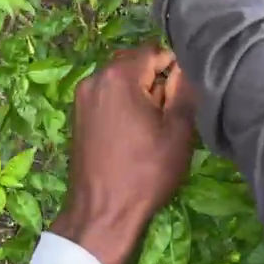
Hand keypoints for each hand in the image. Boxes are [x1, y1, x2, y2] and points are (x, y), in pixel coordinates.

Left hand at [51, 46, 198, 263]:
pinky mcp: (78, 114)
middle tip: (170, 111)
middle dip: (155, 78)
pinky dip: (123, 103)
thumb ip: (183, 92)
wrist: (102, 213)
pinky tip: (135, 131)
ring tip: (154, 124)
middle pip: (134, 62)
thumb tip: (184, 68)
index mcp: (118, 77)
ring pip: (120, 79)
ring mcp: (82, 97)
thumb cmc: (145, 173)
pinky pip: (107, 95)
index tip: (184, 92)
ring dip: (139, 91)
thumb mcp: (177, 132)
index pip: (153, 51)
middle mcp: (95, 78)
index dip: (173, 66)